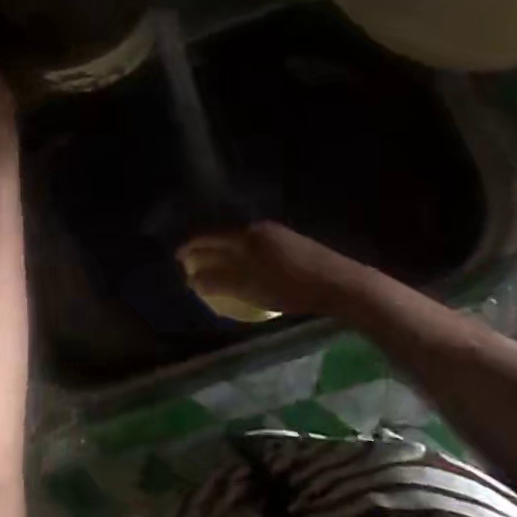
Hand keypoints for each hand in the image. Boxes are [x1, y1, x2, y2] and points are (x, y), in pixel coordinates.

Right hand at [176, 222, 368, 316]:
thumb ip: (220, 282)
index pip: (208, 236)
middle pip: (223, 234)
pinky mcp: (288, 241)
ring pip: (239, 239)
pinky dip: (240, 253)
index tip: (177, 258)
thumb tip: (194, 279)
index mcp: (245, 236)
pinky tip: (244, 268)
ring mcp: (275, 232)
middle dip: (205, 248)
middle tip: (192, 264)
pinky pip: (253, 243)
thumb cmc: (291, 287)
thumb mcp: (251, 289)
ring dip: (223, 251)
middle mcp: (257, 228)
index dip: (190, 246)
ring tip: (214, 267)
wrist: (338, 282)